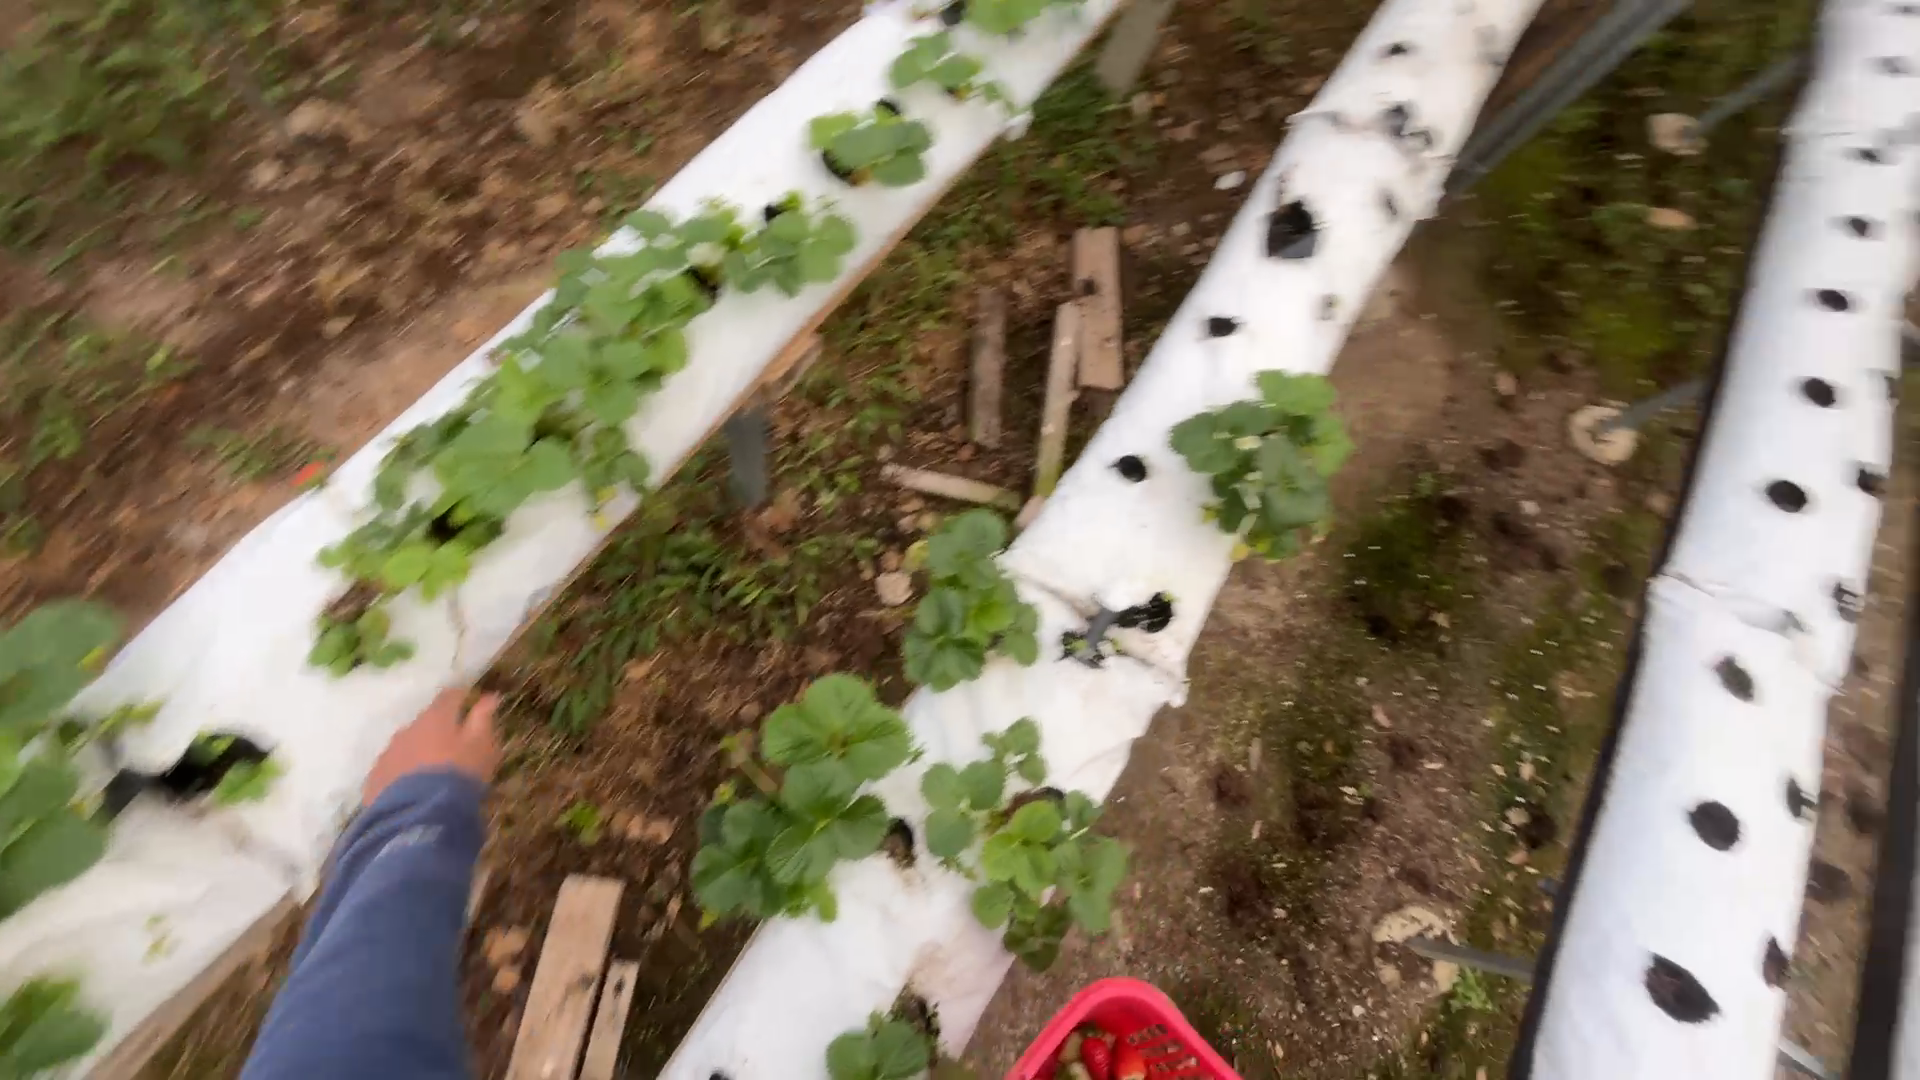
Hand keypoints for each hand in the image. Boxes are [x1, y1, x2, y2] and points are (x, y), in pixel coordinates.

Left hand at [363, 688, 499, 806]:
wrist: (419, 813)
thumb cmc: (460, 772)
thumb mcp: (482, 744)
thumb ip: (484, 718)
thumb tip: (489, 696)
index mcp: (436, 718)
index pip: (449, 696)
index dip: (461, 696)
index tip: (470, 700)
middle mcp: (408, 729)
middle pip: (426, 721)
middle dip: (439, 727)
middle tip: (455, 742)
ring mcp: (388, 753)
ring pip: (407, 743)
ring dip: (420, 749)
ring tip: (434, 767)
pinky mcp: (375, 777)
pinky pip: (393, 766)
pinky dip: (405, 770)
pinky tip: (415, 785)